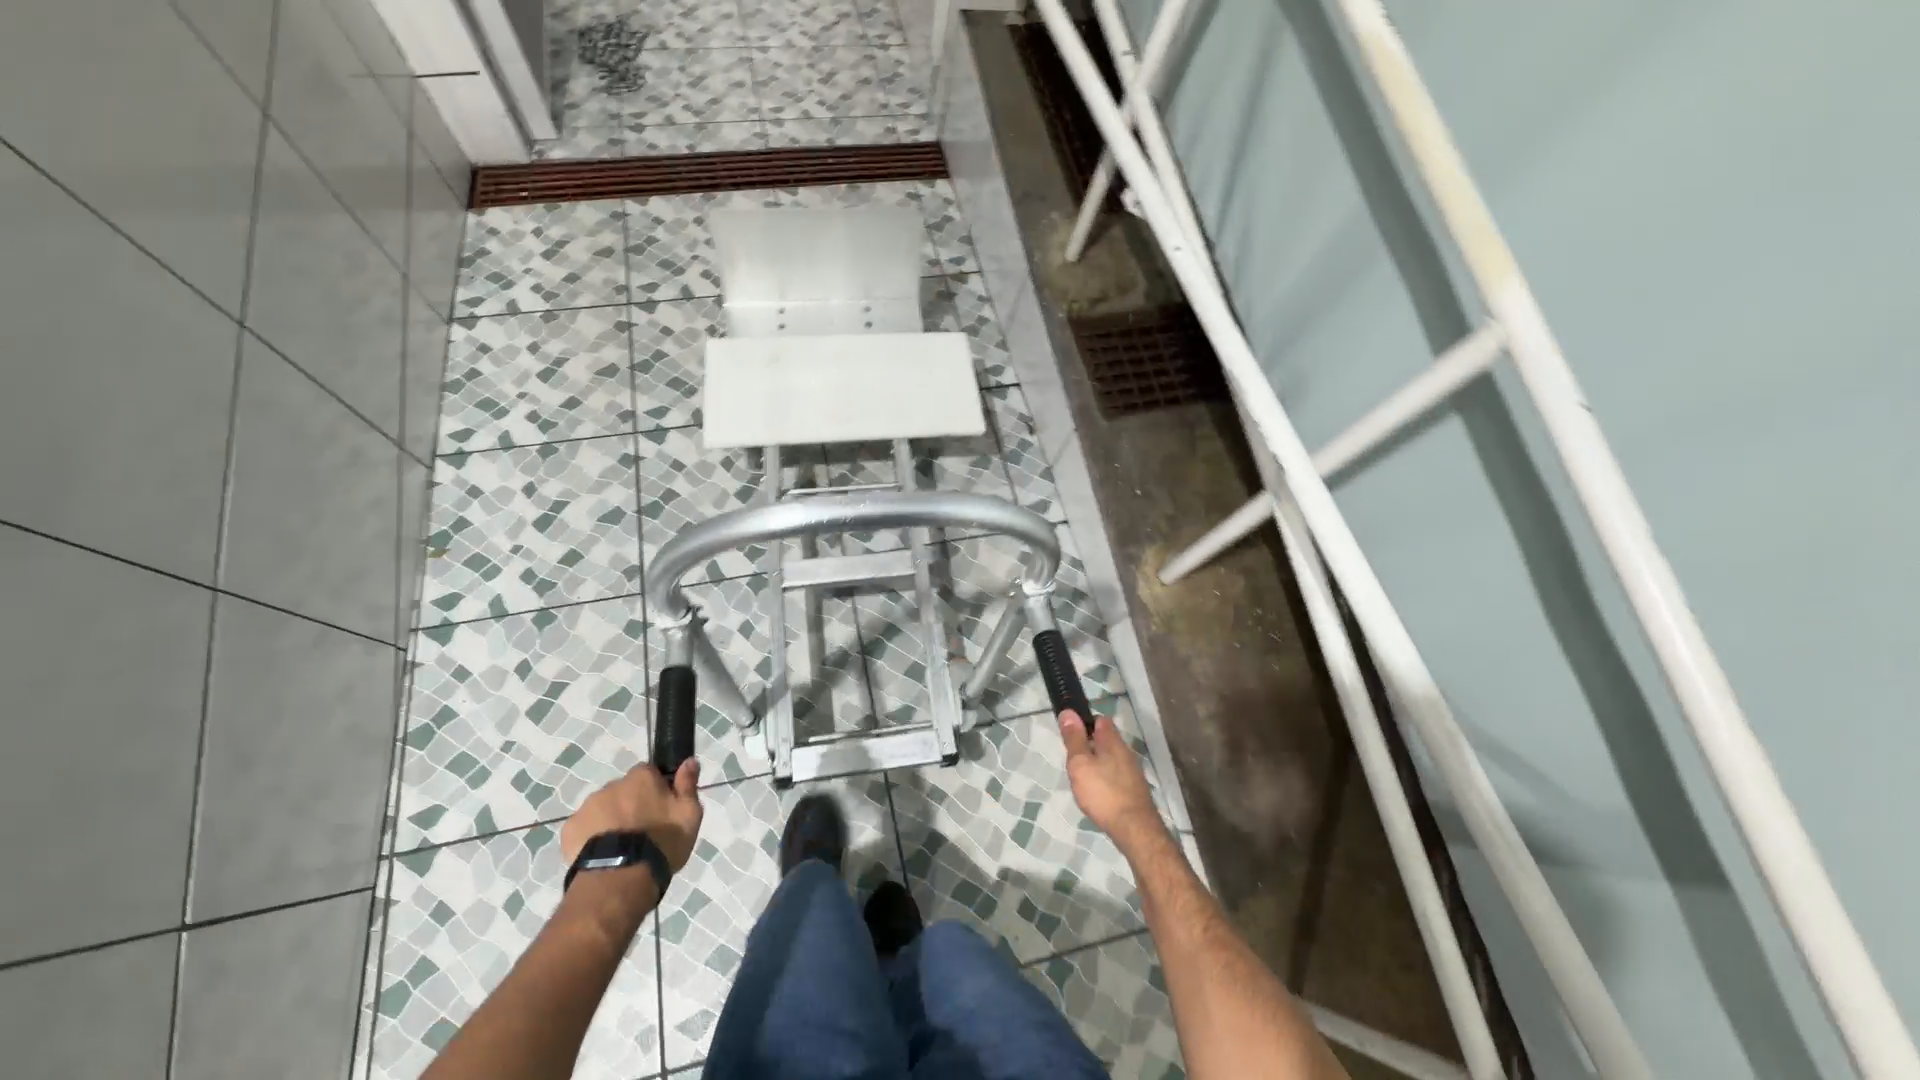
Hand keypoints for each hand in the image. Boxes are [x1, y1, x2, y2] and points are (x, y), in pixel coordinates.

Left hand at [562, 760, 703, 871]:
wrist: (621, 876)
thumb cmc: (661, 842)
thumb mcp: (689, 815)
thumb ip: (688, 786)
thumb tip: (690, 760)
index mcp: (641, 778)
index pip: (649, 773)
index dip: (655, 789)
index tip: (660, 808)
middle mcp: (612, 785)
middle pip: (623, 791)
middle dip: (631, 805)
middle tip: (642, 831)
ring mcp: (587, 806)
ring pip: (603, 809)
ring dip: (611, 820)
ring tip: (621, 847)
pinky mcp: (570, 829)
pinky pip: (584, 828)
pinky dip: (592, 837)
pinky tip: (603, 855)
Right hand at [1058, 710, 1163, 849]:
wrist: (1134, 828)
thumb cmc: (1103, 792)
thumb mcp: (1080, 763)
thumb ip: (1074, 739)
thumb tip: (1068, 712)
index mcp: (1113, 741)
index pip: (1100, 720)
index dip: (1085, 723)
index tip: (1070, 735)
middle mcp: (1126, 752)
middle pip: (1106, 740)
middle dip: (1089, 746)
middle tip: (1073, 761)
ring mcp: (1133, 771)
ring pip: (1111, 759)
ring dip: (1097, 764)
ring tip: (1082, 779)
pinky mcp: (1134, 789)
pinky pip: (1116, 775)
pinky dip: (1105, 779)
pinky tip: (1097, 793)